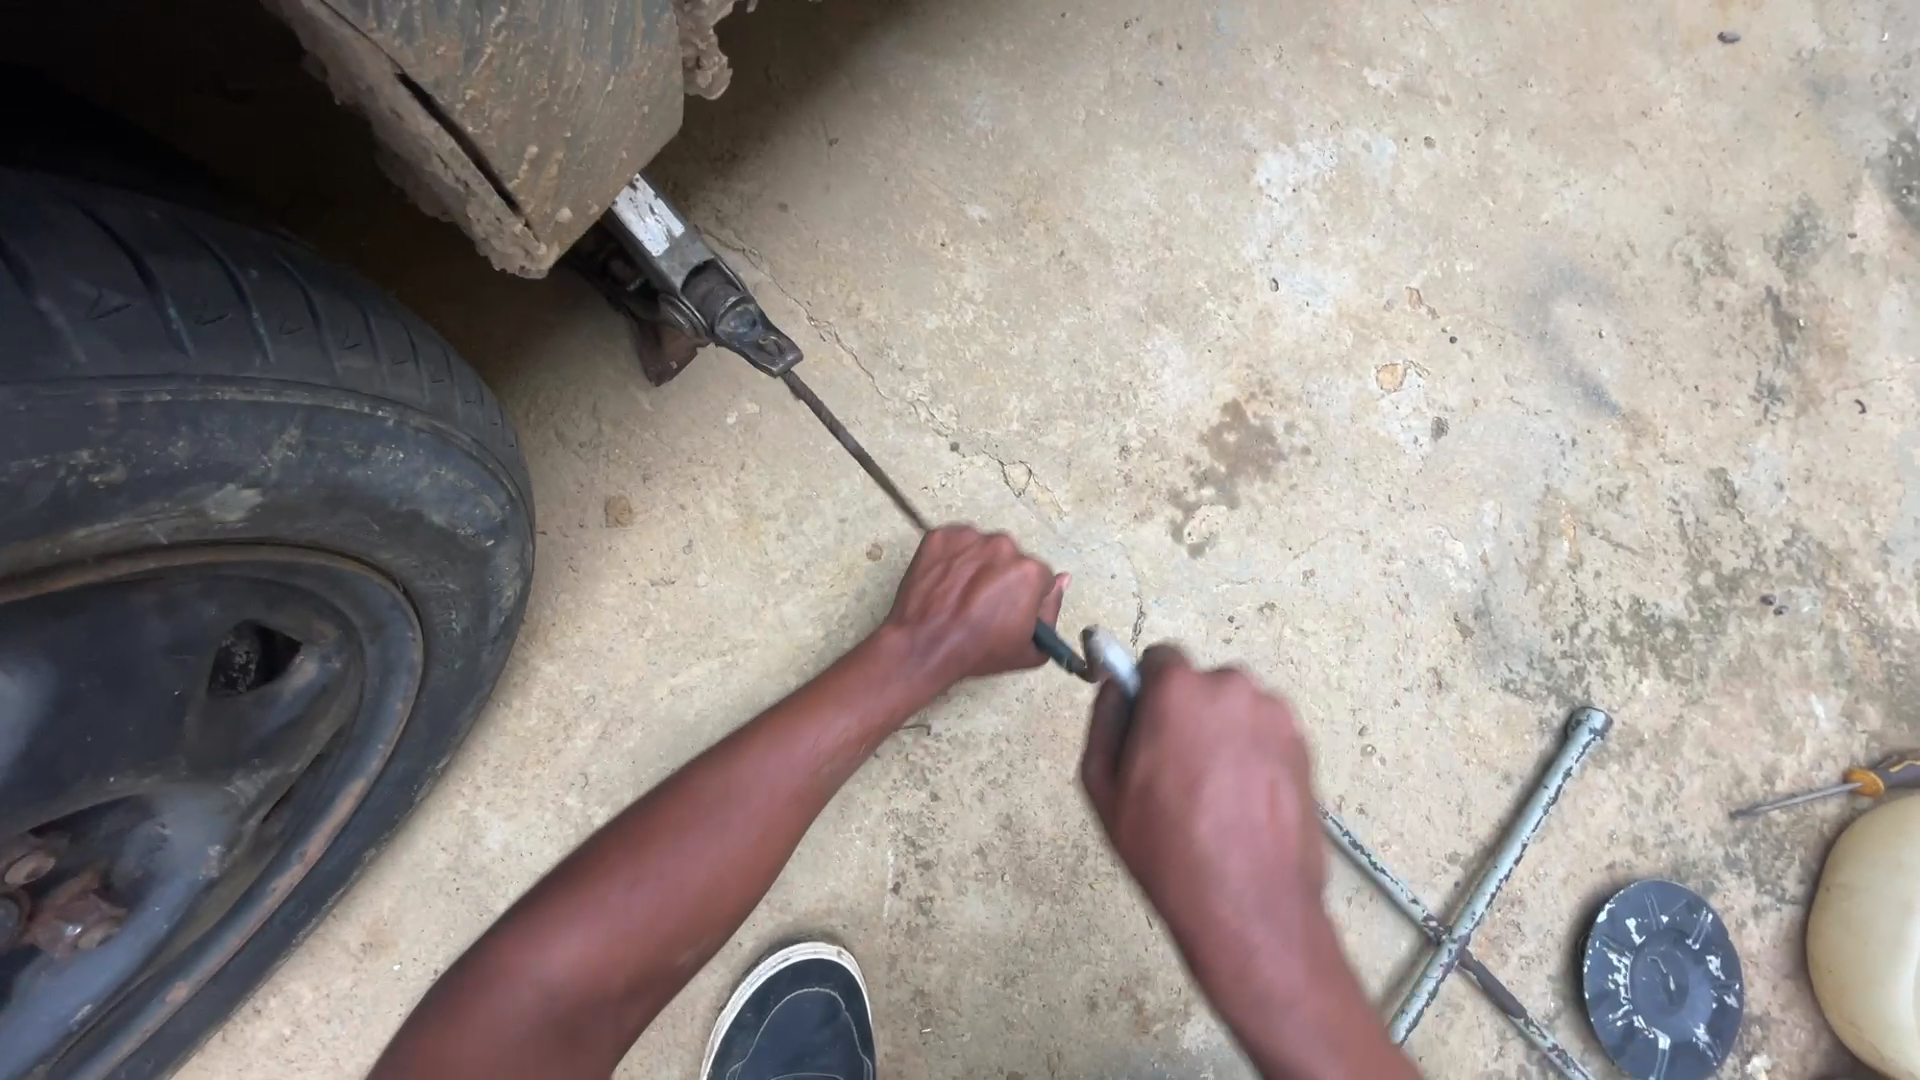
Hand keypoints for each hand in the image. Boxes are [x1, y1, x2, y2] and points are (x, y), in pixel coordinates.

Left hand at [882, 526, 1067, 685]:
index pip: (1037, 577)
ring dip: (976, 565)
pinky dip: (952, 558)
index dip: (1023, 597)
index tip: (1006, 611)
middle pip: (1010, 558)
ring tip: (960, 595)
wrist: (924, 645)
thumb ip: (1052, 611)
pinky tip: (945, 583)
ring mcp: (969, 538)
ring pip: (982, 548)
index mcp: (1030, 571)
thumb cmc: (977, 651)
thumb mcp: (1030, 649)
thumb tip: (1063, 580)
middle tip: (980, 604)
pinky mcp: (941, 536)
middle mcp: (1003, 545)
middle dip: (1000, 576)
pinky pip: (955, 543)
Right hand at [1079, 646, 1339, 1048]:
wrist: (1250, 907)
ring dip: (1219, 734)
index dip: (1146, 692)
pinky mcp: (1305, 746)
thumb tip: (1116, 685)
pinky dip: (1250, 755)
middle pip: (1198, 685)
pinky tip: (1240, 803)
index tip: (1144, 727)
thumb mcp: (1102, 784)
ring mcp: (1276, 716)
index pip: (1157, 659)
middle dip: (1183, 714)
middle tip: (1173, 771)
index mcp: (1180, 689)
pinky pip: (1263, 734)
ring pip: (1232, 710)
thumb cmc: (1168, 847)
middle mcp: (1233, 688)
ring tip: (1211, 794)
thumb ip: (1104, 718)